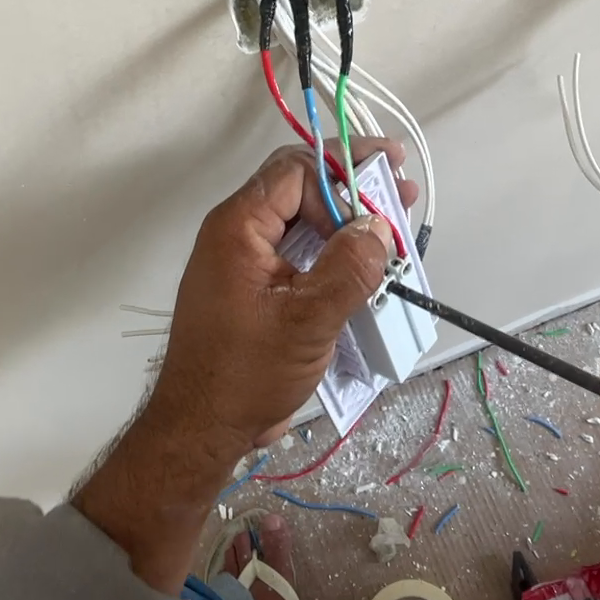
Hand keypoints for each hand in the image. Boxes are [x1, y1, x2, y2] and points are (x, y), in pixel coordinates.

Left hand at [73, 139, 413, 591]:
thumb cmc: (246, 373)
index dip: (343, 171)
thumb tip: (378, 226)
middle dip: (351, 187)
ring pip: (300, 220)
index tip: (384, 185)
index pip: (295, 171)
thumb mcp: (306, 321)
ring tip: (392, 222)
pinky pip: (296, 251)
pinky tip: (364, 263)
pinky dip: (331, 249)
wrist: (201, 427)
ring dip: (345, 219)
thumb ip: (348, 269)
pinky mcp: (253, 285)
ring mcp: (243, 260)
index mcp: (238, 227)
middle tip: (398, 189)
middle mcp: (237, 232)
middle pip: (298, 188)